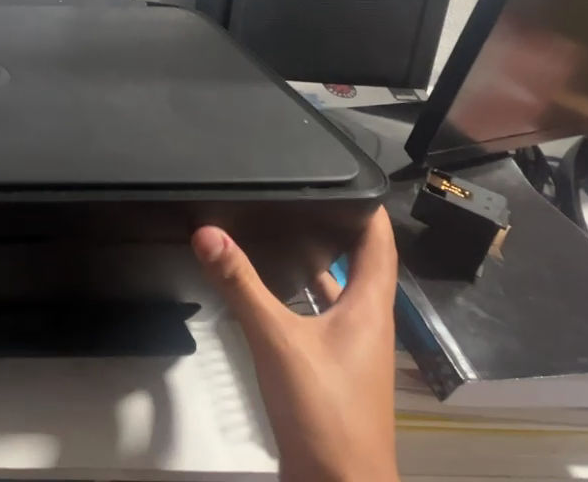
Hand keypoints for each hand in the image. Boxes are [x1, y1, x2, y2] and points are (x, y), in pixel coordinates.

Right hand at [193, 212, 399, 481]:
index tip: (343, 175)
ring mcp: (352, 351)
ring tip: (278, 232)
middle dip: (332, 229)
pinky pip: (320, 317)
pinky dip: (300, 297)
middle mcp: (368, 325)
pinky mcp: (332, 370)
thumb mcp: (277, 340)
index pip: (380, 244)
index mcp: (371, 309)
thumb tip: (208, 233)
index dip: (368, 208)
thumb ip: (241, 285)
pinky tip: (269, 291)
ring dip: (314, 264)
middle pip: (358, 265)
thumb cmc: (324, 412)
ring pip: (337, 293)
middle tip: (296, 196)